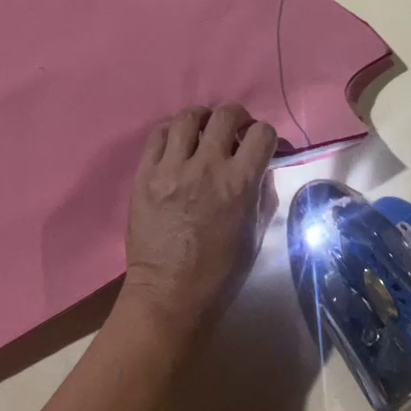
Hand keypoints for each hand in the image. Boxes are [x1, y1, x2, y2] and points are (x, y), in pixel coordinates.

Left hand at [120, 105, 276, 337]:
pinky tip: (177, 143)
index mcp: (239, 184)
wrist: (168, 295)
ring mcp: (172, 168)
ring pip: (188, 117)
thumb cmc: (220, 273)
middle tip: (233, 130)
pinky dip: (172, 132)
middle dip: (236, 117)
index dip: (265, 136)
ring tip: (202, 130)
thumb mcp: (255, 235)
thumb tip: (261, 167)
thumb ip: (261, 195)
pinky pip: (158, 135)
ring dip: (202, 118)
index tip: (259, 145)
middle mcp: (206, 167)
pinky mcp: (145, 174)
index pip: (261, 134)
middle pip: (225, 115)